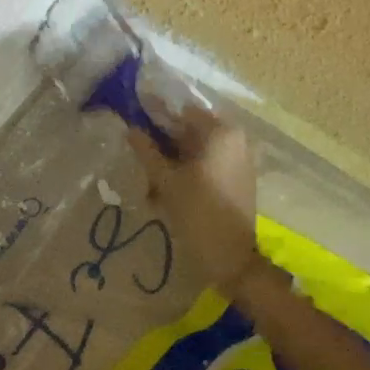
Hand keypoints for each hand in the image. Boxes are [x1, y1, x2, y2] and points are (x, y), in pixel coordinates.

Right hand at [127, 106, 261, 296]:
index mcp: (220, 133)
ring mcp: (238, 161)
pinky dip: (186, 176)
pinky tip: (166, 195)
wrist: (230, 257)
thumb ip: (147, 151)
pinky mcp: (237, 180)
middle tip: (139, 159)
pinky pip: (206, 168)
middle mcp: (234, 140)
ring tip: (151, 187)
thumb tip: (131, 128)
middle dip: (163, 145)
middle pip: (190, 132)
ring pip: (195, 153)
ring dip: (171, 164)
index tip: (133, 121)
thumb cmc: (197, 213)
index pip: (182, 111)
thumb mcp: (166, 181)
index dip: (156, 115)